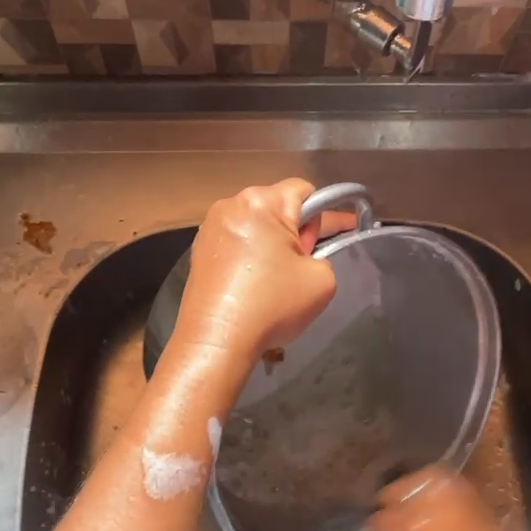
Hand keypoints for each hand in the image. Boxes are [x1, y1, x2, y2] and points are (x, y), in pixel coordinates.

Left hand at [170, 179, 346, 365]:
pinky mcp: (199, 249)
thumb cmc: (272, 304)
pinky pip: (236, 241)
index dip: (324, 214)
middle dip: (296, 228)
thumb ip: (325, 254)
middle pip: (278, 206)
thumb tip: (304, 253)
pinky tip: (254, 283)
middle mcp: (232, 204)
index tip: (332, 239)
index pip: (306, 190)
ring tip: (278, 277)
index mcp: (263, 202)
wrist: (217, 339)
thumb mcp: (322, 279)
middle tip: (304, 262)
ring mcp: (211, 227)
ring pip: (256, 224)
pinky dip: (249, 255)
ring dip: (272, 242)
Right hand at [368, 466, 530, 530]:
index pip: (382, 520)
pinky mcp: (483, 514)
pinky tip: (441, 510)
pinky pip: (459, 492)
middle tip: (390, 511)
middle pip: (407, 487)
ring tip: (414, 502)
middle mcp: (435, 513)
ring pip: (434, 481)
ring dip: (420, 489)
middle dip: (395, 497)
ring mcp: (461, 510)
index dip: (375, 530)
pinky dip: (446, 496)